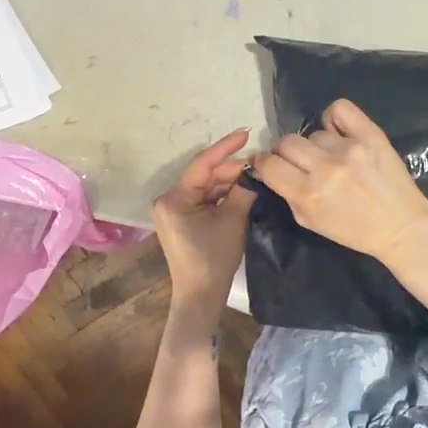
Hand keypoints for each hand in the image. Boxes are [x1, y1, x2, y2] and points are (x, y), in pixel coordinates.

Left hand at [153, 128, 256, 304]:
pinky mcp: (182, 221)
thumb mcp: (233, 220)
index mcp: (173, 198)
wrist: (201, 295)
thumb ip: (243, 190)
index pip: (202, 164)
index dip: (225, 148)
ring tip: (254, 177)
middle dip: (231, 170)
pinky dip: (222, 196)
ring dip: (228, 183)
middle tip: (258, 165)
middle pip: (204, 176)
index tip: (246, 133)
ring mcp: (173, 211)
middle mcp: (168, 200)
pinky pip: (204, 200)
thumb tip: (254, 171)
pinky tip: (242, 192)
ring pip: (205, 188)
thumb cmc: (214, 258)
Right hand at [251, 99, 427, 258]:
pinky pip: (340, 109)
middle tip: (299, 162)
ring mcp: (349, 149)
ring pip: (314, 133)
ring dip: (316, 145)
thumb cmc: (354, 231)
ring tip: (331, 158)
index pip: (269, 164)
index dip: (264, 163)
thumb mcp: (310, 222)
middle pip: (287, 142)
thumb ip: (288, 195)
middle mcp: (325, 168)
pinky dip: (334, 118)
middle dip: (286, 153)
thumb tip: (271, 170)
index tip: (270, 165)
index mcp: (308, 194)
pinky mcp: (371, 136)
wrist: (400, 226)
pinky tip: (339, 133)